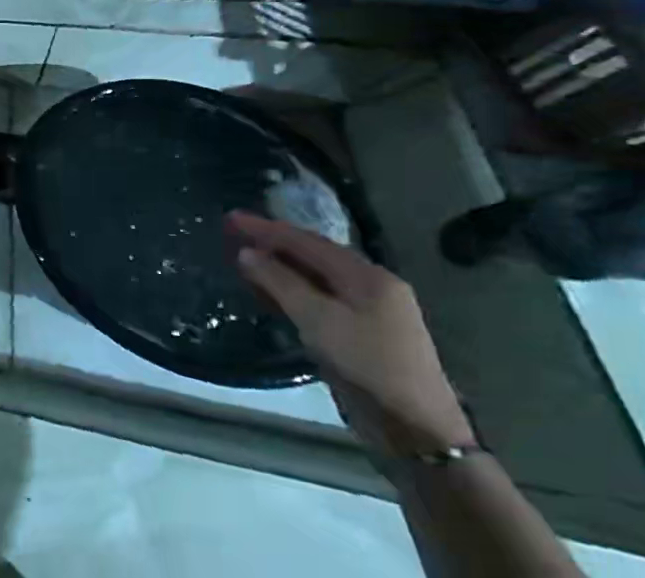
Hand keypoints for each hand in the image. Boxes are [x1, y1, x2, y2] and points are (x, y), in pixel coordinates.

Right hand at [228, 210, 475, 463]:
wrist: (414, 427)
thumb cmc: (366, 364)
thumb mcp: (317, 319)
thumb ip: (279, 281)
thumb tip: (247, 252)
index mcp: (368, 277)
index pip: (308, 241)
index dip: (267, 228)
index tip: (230, 217)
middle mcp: (371, 287)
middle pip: (313, 255)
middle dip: (272, 243)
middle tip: (232, 234)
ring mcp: (367, 311)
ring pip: (313, 277)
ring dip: (277, 266)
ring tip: (241, 258)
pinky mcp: (357, 331)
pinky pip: (316, 297)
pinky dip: (288, 288)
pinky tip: (266, 290)